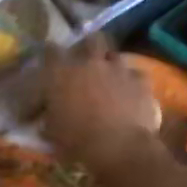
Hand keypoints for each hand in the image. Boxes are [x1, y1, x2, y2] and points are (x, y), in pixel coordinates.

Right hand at [43, 38, 161, 169]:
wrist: (118, 146)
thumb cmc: (77, 139)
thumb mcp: (52, 132)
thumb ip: (48, 118)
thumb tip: (45, 119)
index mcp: (62, 73)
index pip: (51, 50)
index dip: (50, 52)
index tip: (49, 58)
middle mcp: (90, 63)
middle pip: (91, 40)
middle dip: (89, 46)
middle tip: (87, 58)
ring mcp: (118, 70)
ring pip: (115, 55)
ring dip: (111, 63)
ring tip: (110, 75)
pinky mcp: (140, 82)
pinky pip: (137, 75)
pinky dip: (132, 81)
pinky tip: (131, 91)